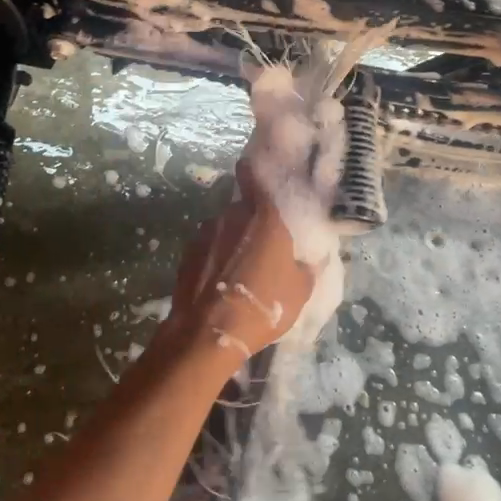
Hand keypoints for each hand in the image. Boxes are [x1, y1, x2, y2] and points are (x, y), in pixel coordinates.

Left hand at [167, 160, 317, 357]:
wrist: (209, 329)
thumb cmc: (263, 304)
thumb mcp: (299, 291)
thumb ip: (306, 268)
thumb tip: (312, 260)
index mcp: (263, 217)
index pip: (251, 177)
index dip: (250, 171)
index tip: (251, 171)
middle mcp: (231, 215)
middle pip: (239, 207)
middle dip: (247, 219)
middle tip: (258, 241)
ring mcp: (206, 233)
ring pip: (221, 228)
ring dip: (229, 240)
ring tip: (238, 267)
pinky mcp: (188, 252)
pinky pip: (206, 247)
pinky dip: (213, 257)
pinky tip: (218, 280)